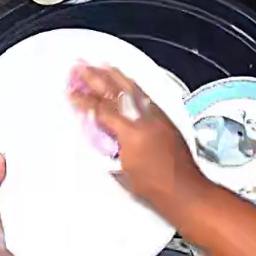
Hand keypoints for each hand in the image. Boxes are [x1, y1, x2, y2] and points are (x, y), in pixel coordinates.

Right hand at [68, 64, 207, 210]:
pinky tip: (126, 82)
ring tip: (100, 65)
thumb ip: (109, 147)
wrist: (184, 190)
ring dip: (113, 75)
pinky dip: (131, 86)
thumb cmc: (156, 187)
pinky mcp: (165, 118)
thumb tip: (101, 135)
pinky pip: (144, 95)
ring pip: (131, 89)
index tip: (72, 93)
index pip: (101, 110)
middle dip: (95, 77)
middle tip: (80, 67)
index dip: (84, 101)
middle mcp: (145, 119)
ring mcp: (157, 116)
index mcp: (130, 132)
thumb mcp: (122, 170)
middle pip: (115, 92)